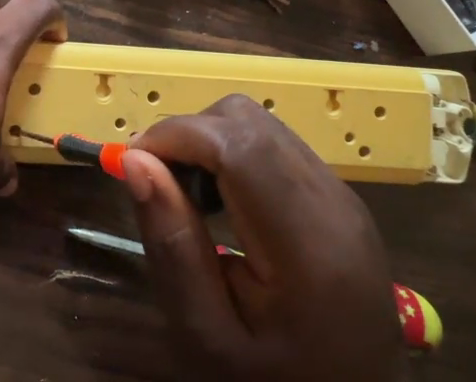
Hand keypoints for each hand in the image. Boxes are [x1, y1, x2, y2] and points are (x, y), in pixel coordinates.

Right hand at [121, 96, 404, 381]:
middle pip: (246, 119)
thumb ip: (172, 246)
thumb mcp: (207, 333)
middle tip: (160, 185)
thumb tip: (134, 160)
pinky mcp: (341, 197)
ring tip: (191, 196)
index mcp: (308, 246)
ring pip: (259, 121)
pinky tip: (223, 201)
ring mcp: (344, 197)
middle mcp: (334, 204)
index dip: (174, 135)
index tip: (132, 164)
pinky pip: (275, 142)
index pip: (238, 144)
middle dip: (188, 134)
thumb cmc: (273, 378)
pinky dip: (233, 152)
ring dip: (209, 140)